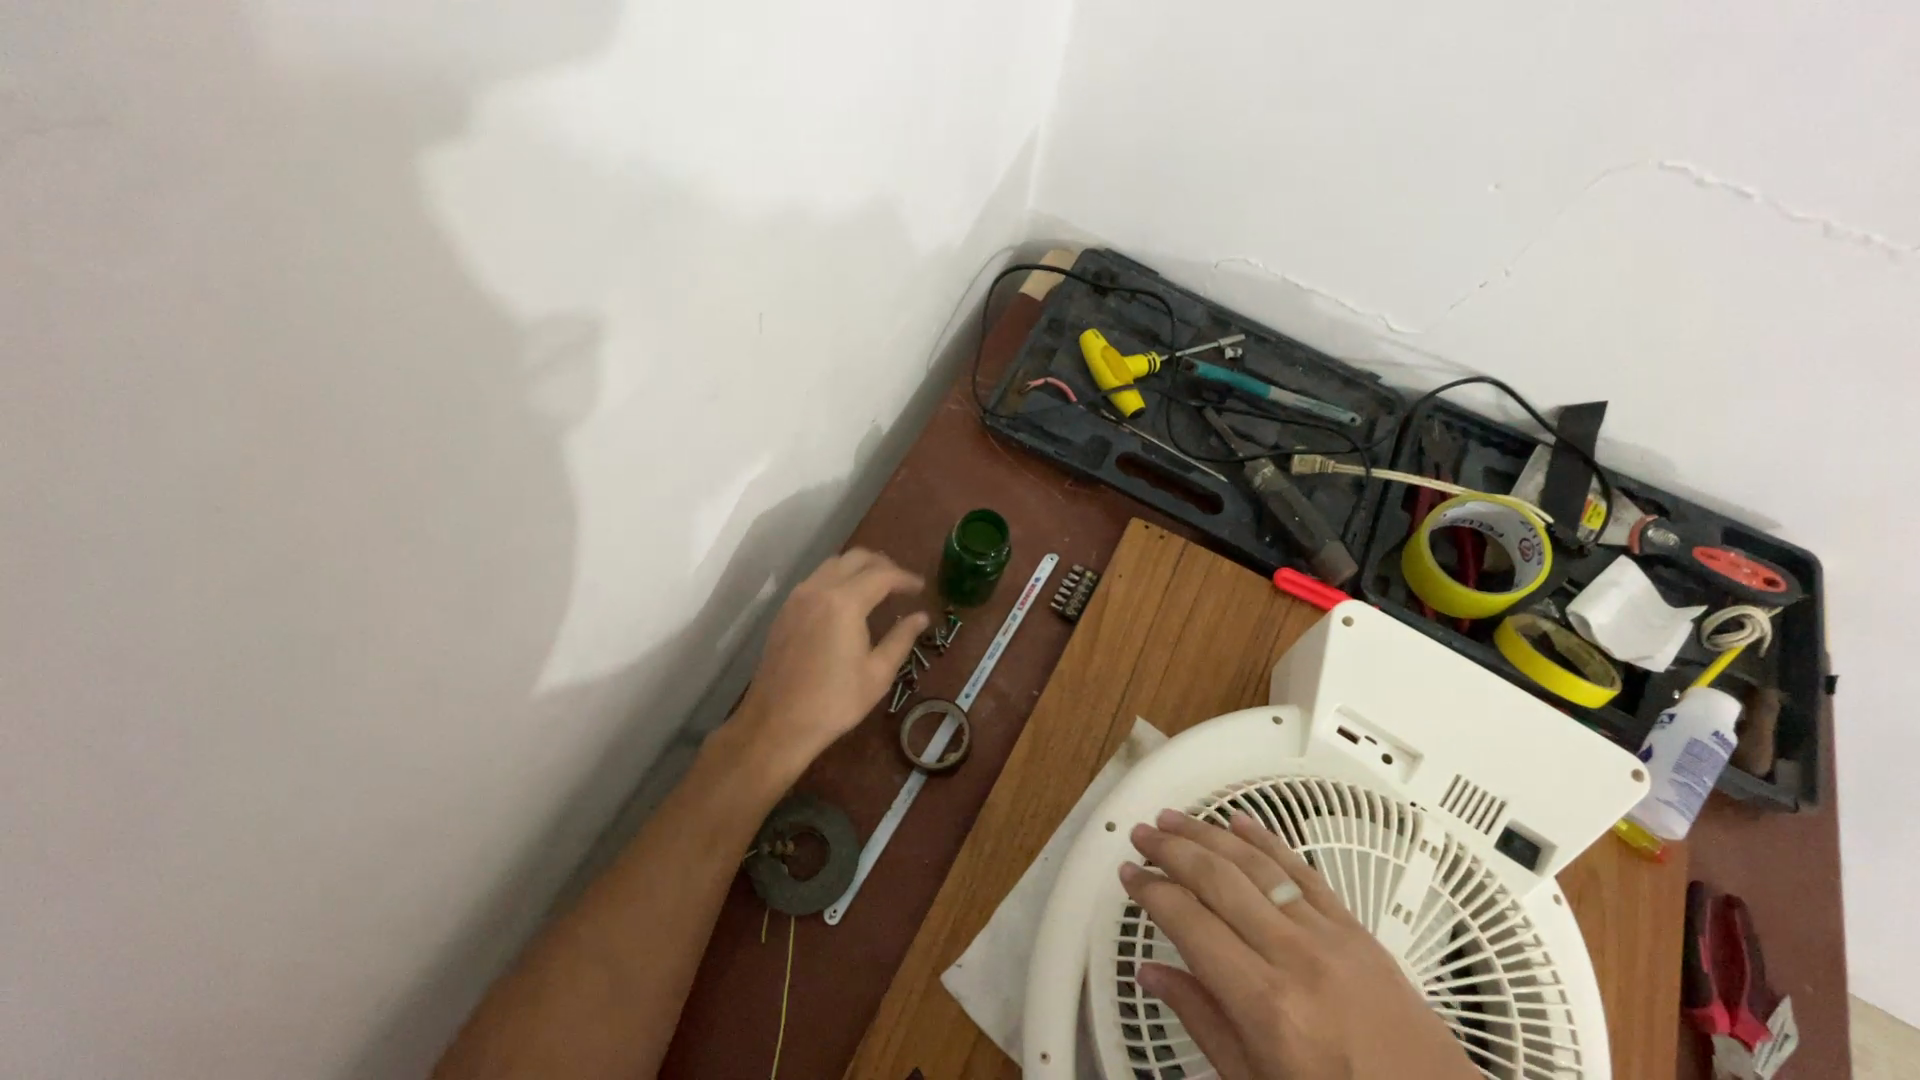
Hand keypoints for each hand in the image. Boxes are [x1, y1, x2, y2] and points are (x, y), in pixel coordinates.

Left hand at [725, 549, 929, 778]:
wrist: (778, 723)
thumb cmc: (834, 702)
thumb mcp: (877, 673)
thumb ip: (901, 638)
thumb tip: (921, 617)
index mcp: (845, 603)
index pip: (883, 575)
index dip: (906, 578)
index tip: (921, 589)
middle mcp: (818, 590)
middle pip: (855, 558)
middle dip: (883, 565)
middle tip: (901, 585)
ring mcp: (797, 598)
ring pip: (833, 565)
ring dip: (858, 569)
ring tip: (877, 589)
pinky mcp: (785, 611)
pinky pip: (816, 580)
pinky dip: (837, 580)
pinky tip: (848, 603)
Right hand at [1121, 810, 1478, 1079]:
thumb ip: (1202, 1021)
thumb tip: (1152, 974)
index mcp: (1265, 1004)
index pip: (1190, 924)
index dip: (1152, 892)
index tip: (1129, 876)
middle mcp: (1295, 957)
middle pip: (1219, 881)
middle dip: (1173, 850)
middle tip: (1142, 835)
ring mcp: (1330, 938)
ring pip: (1257, 865)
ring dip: (1210, 834)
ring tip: (1174, 818)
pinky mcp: (1357, 930)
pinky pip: (1304, 872)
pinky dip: (1268, 842)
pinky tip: (1240, 822)